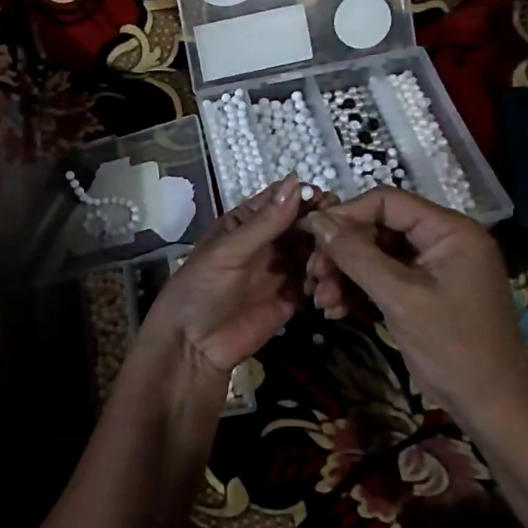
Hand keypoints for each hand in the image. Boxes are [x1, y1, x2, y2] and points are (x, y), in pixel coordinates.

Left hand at [138, 176, 307, 378]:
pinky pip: (316, 284)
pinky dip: (325, 284)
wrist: (193, 345)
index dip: (305, 197)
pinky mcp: (291, 299)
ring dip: (325, 258)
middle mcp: (266, 243)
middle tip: (335, 240)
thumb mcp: (229, 252)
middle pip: (304, 226)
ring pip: (314, 254)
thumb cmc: (200, 290)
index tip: (327, 202)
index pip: (282, 201)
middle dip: (321, 230)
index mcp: (244, 224)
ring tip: (321, 271)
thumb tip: (296, 182)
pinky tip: (324, 292)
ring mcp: (279, 271)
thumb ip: (264, 222)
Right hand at [299, 188, 527, 415]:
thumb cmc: (452, 345)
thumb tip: (315, 220)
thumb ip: (356, 255)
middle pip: (375, 227)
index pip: (386, 202)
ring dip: (342, 273)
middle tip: (313, 278)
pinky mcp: (420, 289)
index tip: (310, 240)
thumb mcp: (399, 296)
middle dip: (340, 251)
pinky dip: (355, 289)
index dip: (345, 215)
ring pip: (372, 252)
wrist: (488, 401)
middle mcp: (441, 240)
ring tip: (321, 301)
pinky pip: (379, 275)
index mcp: (449, 231)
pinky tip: (335, 310)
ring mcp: (431, 266)